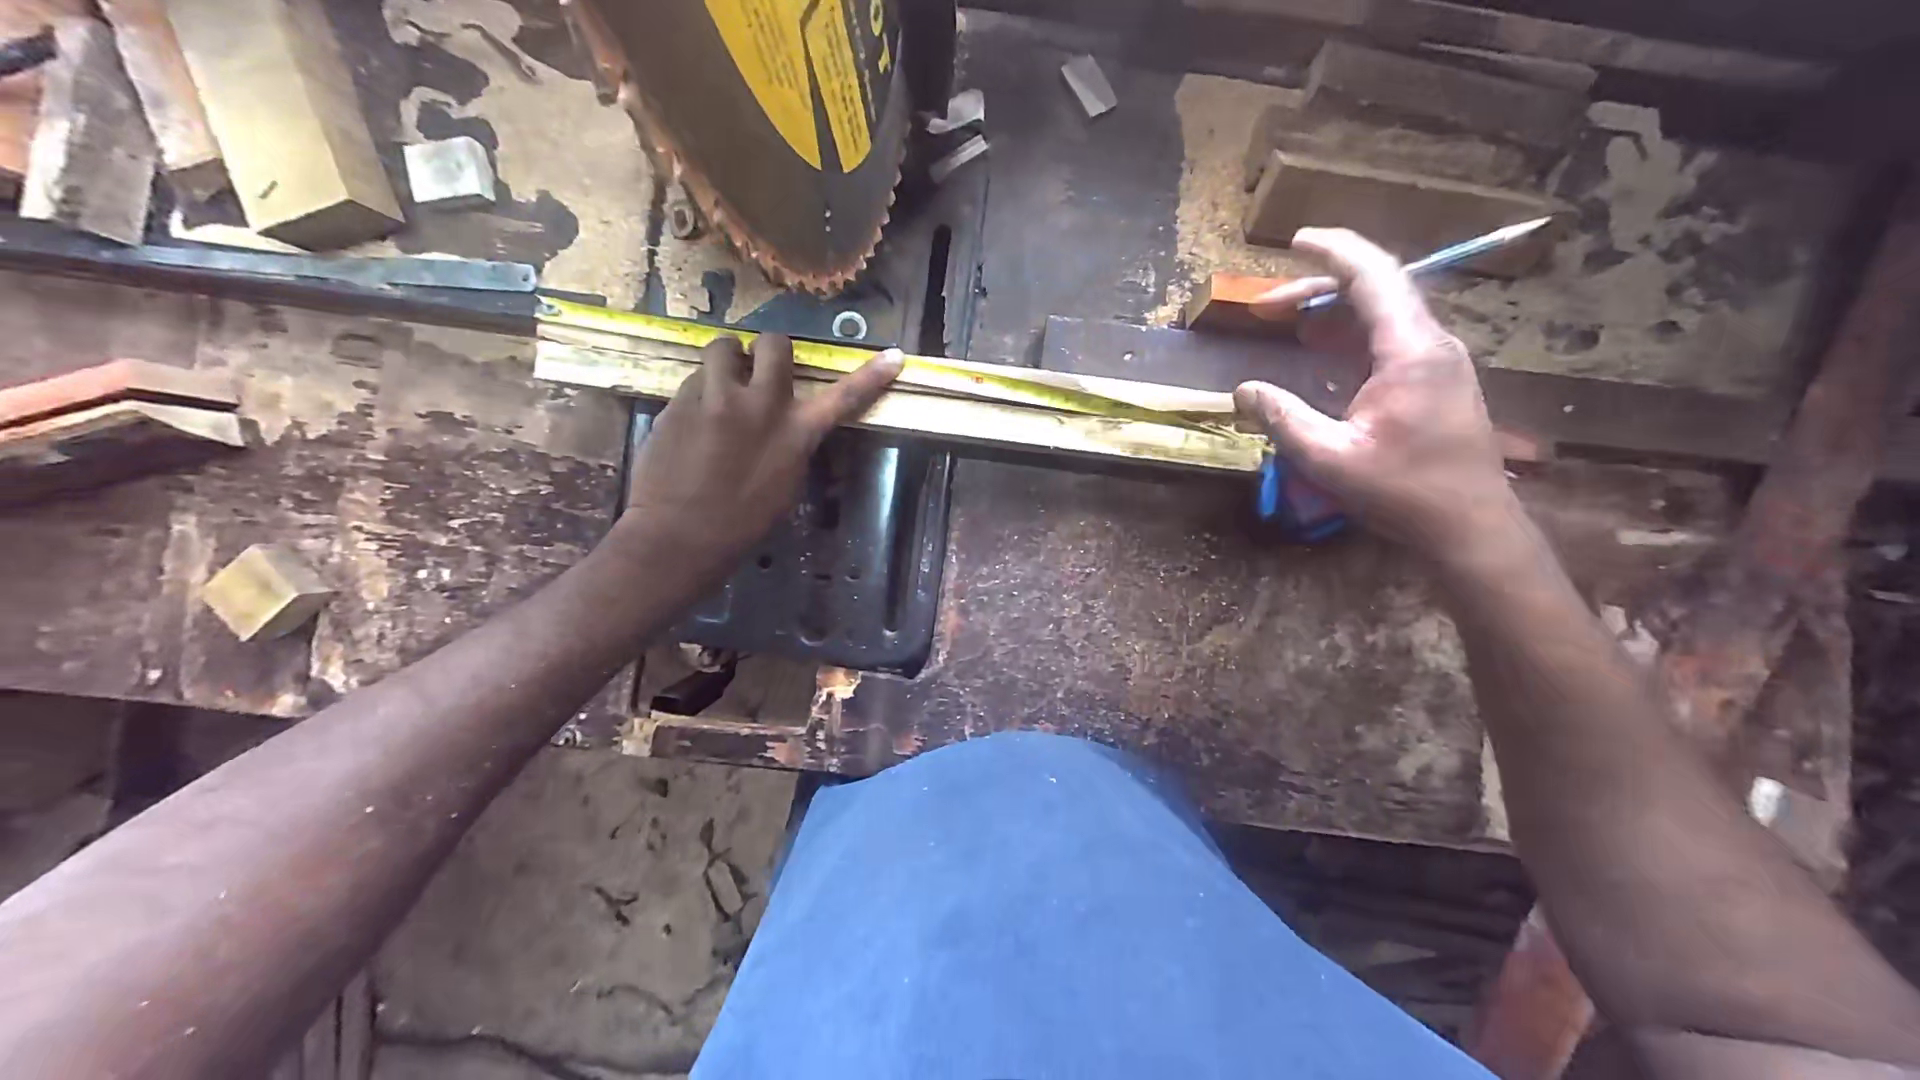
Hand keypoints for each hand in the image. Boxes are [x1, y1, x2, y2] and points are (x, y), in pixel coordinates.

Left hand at [621, 333, 901, 584]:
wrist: (681, 534)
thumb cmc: (743, 521)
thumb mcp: (786, 482)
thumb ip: (792, 441)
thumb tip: (787, 419)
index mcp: (797, 433)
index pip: (845, 396)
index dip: (872, 375)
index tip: (894, 355)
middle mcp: (762, 404)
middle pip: (774, 343)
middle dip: (767, 350)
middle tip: (757, 368)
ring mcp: (718, 397)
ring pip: (723, 346)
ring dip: (727, 359)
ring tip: (720, 382)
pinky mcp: (681, 399)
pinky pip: (695, 378)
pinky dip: (699, 390)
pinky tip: (693, 418)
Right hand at [1233, 228, 1514, 555]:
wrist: (1468, 525)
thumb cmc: (1403, 491)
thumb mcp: (1329, 458)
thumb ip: (1283, 418)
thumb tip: (1242, 390)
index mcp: (1410, 351)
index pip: (1373, 277)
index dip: (1334, 252)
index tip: (1296, 239)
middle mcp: (1429, 344)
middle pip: (1374, 292)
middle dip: (1317, 290)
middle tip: (1266, 307)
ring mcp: (1435, 362)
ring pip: (1380, 315)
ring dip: (1331, 314)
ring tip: (1285, 325)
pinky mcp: (1432, 382)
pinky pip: (1386, 340)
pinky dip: (1348, 337)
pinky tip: (1319, 354)